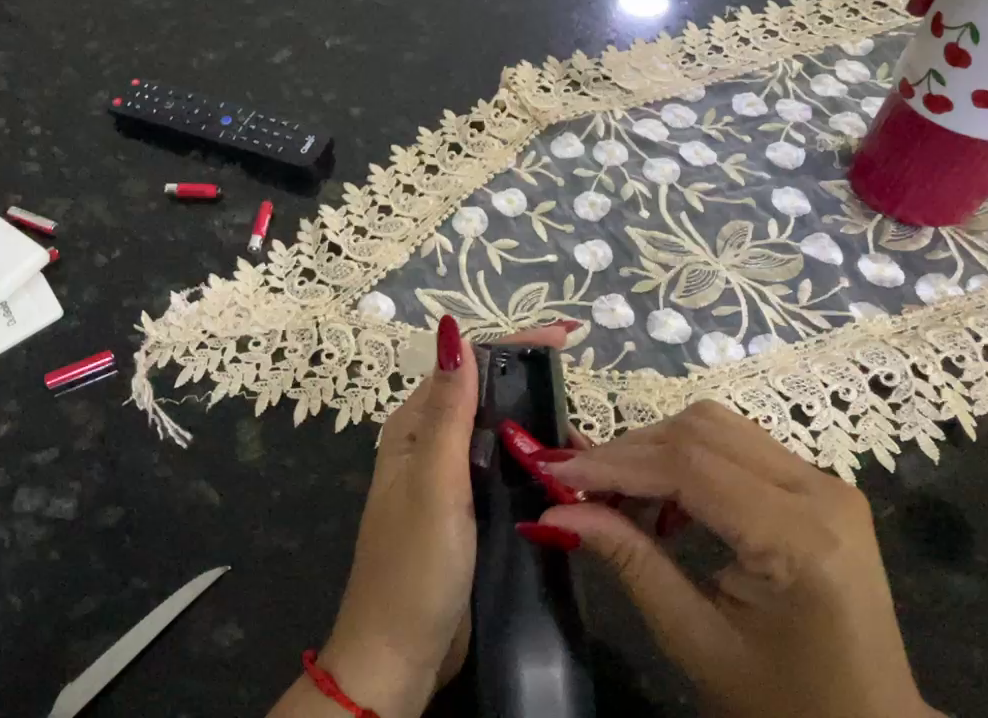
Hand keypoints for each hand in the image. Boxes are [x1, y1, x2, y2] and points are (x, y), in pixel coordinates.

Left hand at [270, 319, 568, 717]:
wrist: (400, 654)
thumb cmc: (414, 564)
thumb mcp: (434, 482)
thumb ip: (448, 411)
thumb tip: (454, 333)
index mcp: (413, 429)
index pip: (465, 370)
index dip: (512, 349)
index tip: (566, 339)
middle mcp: (430, 447)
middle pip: (486, 402)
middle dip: (533, 396)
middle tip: (585, 417)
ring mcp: (450, 484)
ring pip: (500, 441)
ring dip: (538, 435)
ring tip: (588, 450)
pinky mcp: (469, 517)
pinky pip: (505, 478)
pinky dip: (534, 470)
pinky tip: (569, 479)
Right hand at [538, 401, 939, 717]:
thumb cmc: (783, 701)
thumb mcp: (695, 638)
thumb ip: (628, 560)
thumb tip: (553, 511)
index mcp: (800, 540)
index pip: (688, 468)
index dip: (612, 462)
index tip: (551, 470)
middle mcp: (821, 492)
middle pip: (700, 431)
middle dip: (627, 450)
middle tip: (575, 484)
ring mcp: (825, 483)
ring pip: (714, 426)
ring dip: (653, 448)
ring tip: (615, 493)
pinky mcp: (818, 485)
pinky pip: (735, 445)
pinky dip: (684, 457)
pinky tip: (663, 500)